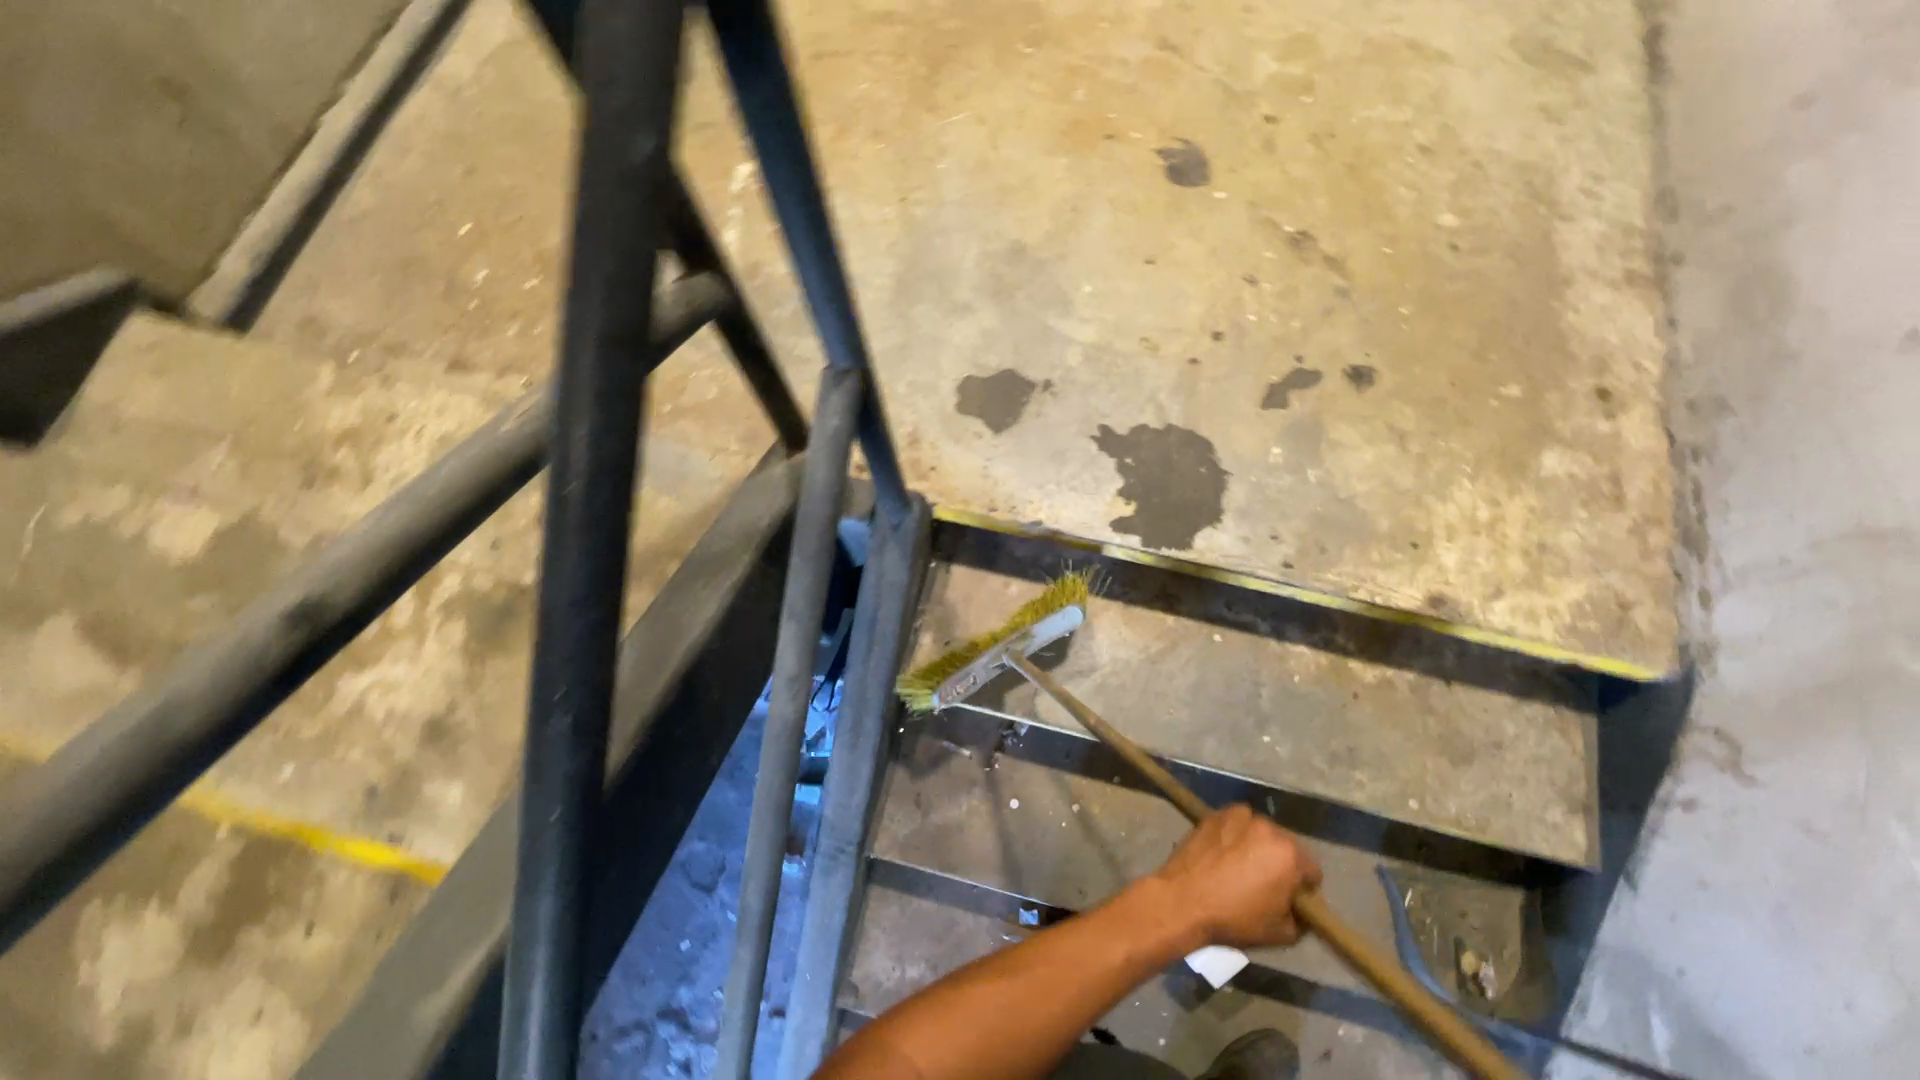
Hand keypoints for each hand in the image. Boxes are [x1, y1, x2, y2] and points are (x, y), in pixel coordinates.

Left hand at [1152, 804, 1322, 948]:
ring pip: (1260, 832)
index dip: (1304, 887)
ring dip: (1257, 845)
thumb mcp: (1279, 933)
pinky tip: (1223, 852)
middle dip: (1280, 863)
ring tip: (1240, 865)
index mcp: (1290, 855)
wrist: (1183, 900)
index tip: (1291, 898)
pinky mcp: (1216, 813)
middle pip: (1286, 847)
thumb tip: (1300, 912)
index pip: (1312, 870)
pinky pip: (1236, 823)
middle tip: (1263, 882)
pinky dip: (1234, 834)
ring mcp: (1240, 816)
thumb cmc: (1233, 918)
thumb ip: (1300, 920)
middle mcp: (1269, 828)